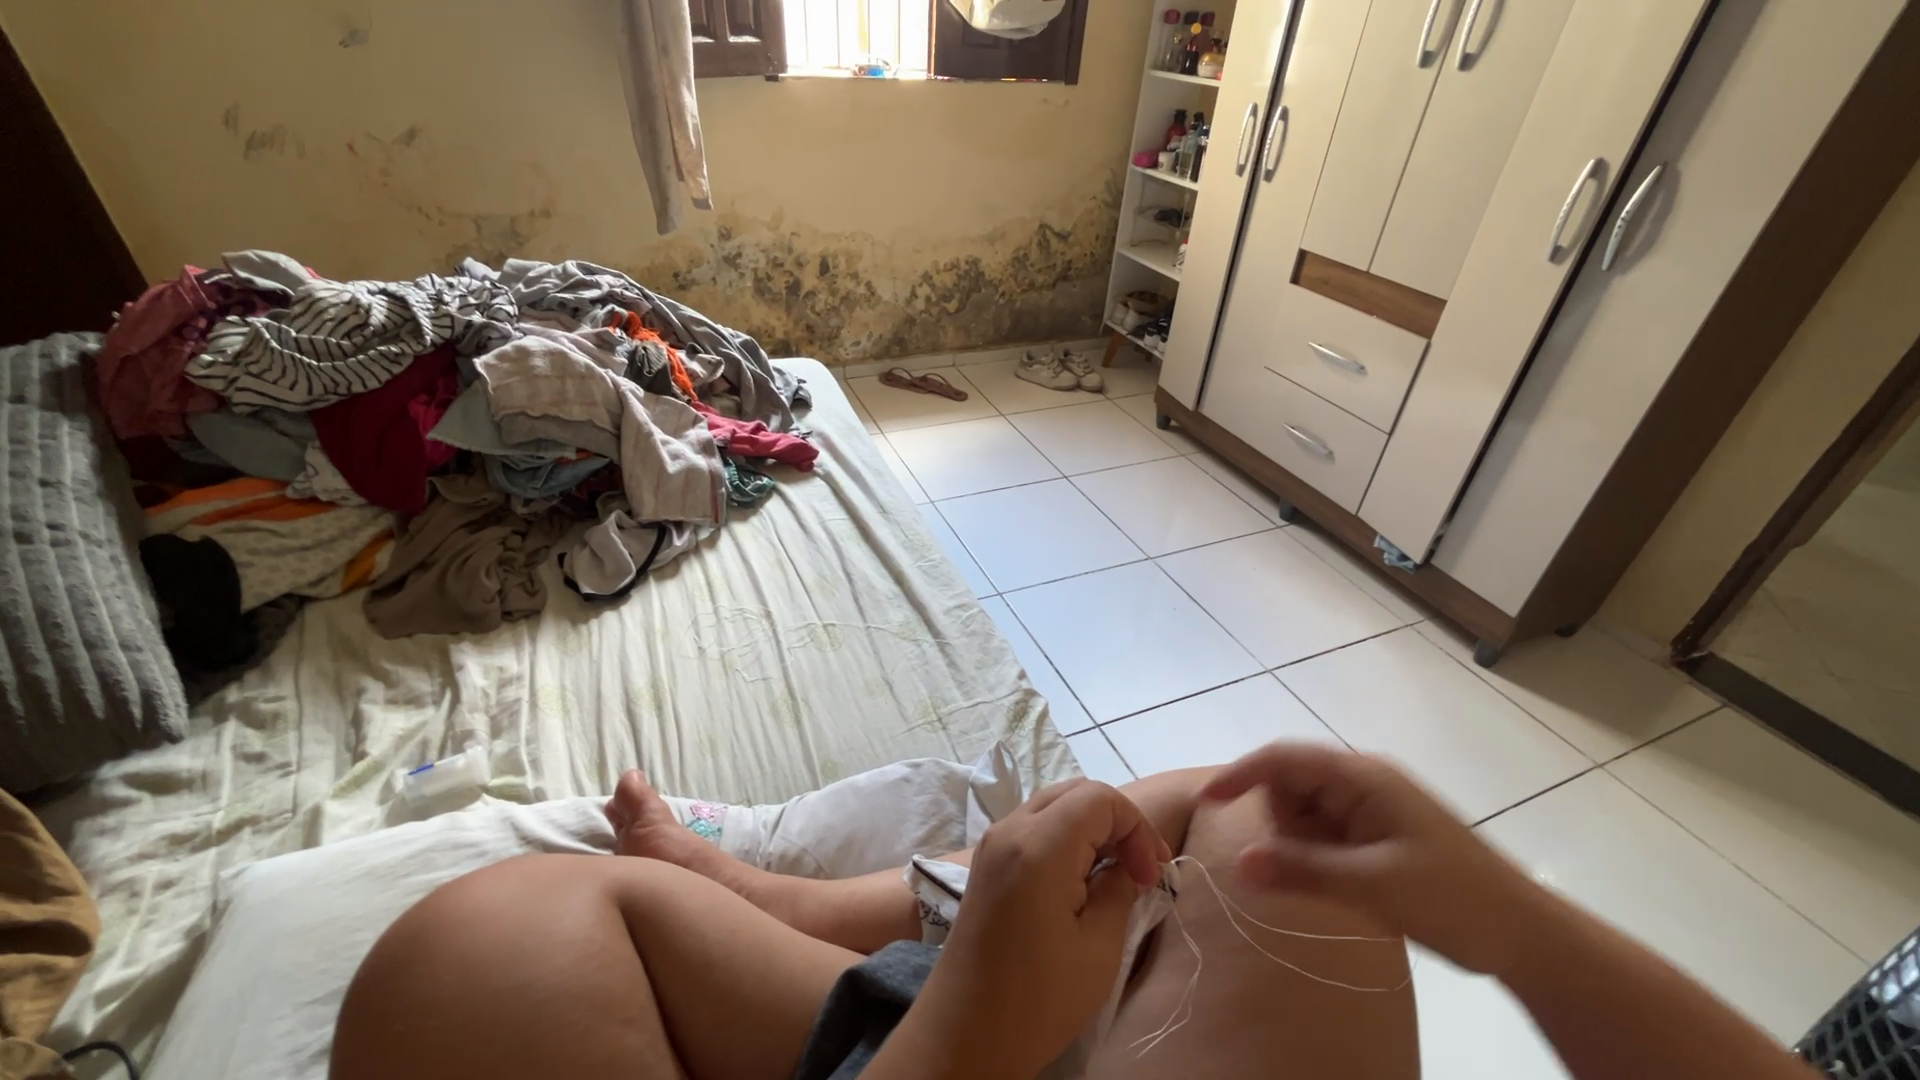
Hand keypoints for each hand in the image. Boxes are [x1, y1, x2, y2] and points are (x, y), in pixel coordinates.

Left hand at [910, 779, 1170, 1076]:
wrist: (963, 1035)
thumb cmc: (1037, 1000)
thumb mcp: (1098, 949)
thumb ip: (1118, 892)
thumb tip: (1127, 867)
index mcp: (1037, 845)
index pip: (1100, 798)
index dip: (1136, 828)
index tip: (1152, 876)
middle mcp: (1010, 830)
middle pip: (1075, 792)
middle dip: (1116, 822)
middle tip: (1141, 870)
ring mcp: (992, 844)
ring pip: (1053, 806)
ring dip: (1091, 828)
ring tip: (1116, 876)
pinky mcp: (985, 863)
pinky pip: (1034, 827)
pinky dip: (1065, 839)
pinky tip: (1081, 881)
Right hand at [1202, 742, 1544, 976]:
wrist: (1527, 936)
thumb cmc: (1454, 900)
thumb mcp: (1372, 886)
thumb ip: (1302, 870)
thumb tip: (1237, 864)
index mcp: (1362, 777)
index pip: (1284, 759)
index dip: (1240, 773)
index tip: (1206, 801)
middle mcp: (1361, 781)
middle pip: (1289, 784)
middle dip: (1281, 822)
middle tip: (1306, 868)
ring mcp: (1370, 806)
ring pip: (1304, 810)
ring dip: (1300, 843)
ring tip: (1336, 883)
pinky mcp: (1376, 831)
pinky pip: (1324, 832)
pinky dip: (1317, 854)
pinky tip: (1343, 884)